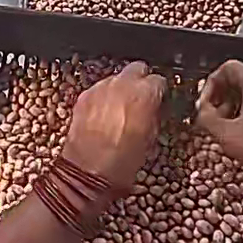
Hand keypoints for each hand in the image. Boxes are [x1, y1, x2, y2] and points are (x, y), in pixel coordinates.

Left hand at [61, 62, 165, 189]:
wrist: (86, 173)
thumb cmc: (120, 163)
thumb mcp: (150, 140)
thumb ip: (154, 116)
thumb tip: (154, 109)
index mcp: (143, 95)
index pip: (159, 80)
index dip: (159, 91)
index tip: (159, 100)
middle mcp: (121, 86)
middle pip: (137, 69)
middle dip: (141, 81)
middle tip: (141, 99)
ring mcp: (99, 89)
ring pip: (116, 77)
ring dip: (121, 88)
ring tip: (121, 109)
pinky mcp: (83, 97)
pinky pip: (99, 89)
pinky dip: (104, 97)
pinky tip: (105, 114)